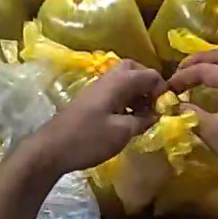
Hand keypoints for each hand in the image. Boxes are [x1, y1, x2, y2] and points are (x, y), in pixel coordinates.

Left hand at [26, 61, 165, 173]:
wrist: (51, 149)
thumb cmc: (88, 139)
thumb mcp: (122, 132)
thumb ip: (143, 120)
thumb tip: (157, 114)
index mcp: (118, 82)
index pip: (150, 74)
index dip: (162, 89)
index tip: (166, 109)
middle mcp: (108, 79)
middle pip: (134, 69)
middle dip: (148, 84)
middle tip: (154, 105)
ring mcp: (96, 88)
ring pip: (123, 79)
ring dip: (137, 92)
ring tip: (144, 114)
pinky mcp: (90, 99)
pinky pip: (114, 90)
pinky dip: (126, 99)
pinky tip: (127, 118)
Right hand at [169, 49, 217, 189]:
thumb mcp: (213, 132)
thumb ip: (191, 113)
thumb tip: (173, 104)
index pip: (206, 69)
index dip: (183, 76)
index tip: (167, 89)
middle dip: (199, 60)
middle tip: (180, 70)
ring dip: (212, 66)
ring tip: (194, 76)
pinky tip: (212, 90)